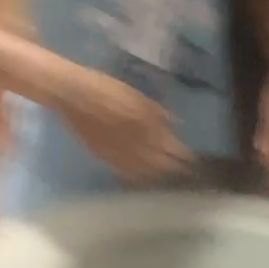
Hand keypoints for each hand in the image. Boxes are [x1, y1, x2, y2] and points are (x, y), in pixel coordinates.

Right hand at [56, 68, 191, 182]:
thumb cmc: (107, 89)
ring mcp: (120, 155)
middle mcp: (136, 147)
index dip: (185, 156)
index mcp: (148, 129)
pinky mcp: (105, 158)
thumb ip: (157, 113)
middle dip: (175, 168)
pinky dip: (139, 177)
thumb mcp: (137, 96)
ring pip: (146, 172)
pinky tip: (145, 178)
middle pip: (162, 164)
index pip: (173, 149)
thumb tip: (177, 125)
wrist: (73, 95)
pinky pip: (126, 173)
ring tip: (170, 177)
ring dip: (159, 175)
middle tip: (187, 173)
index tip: (195, 161)